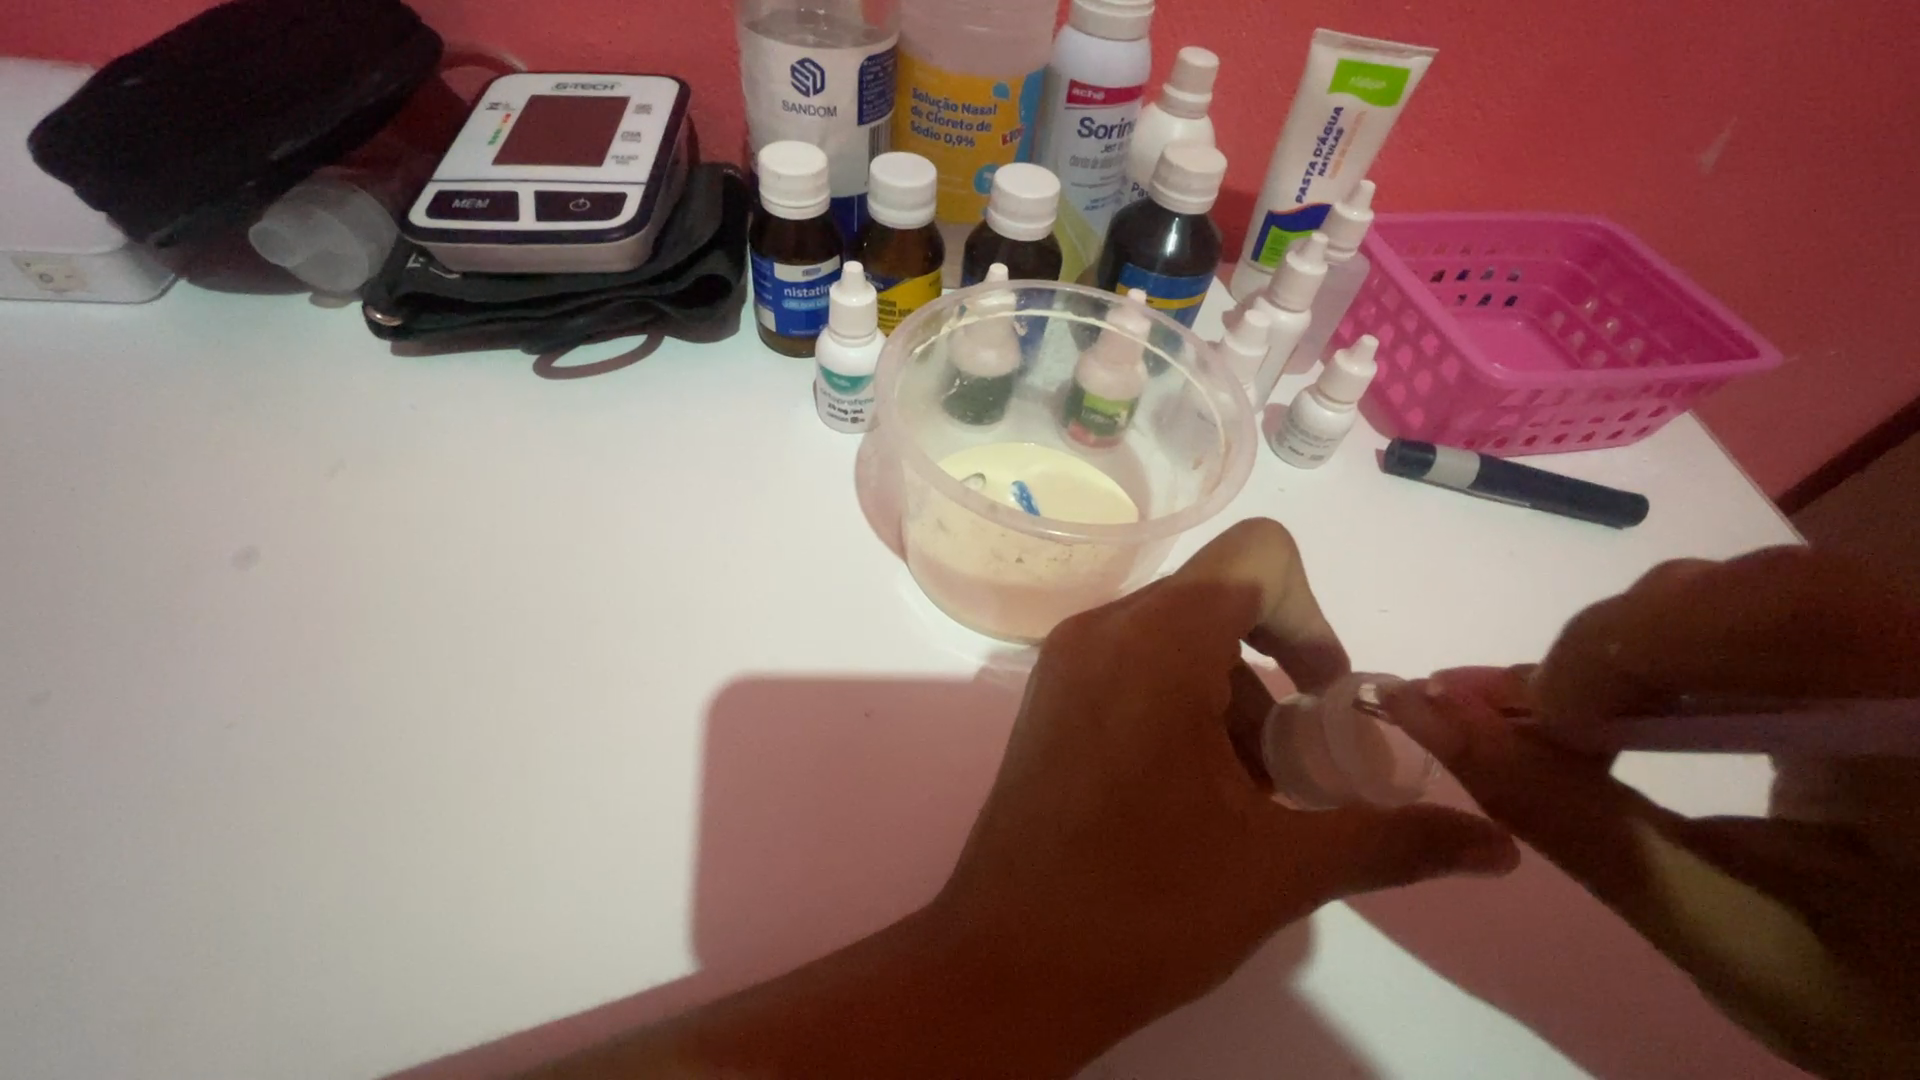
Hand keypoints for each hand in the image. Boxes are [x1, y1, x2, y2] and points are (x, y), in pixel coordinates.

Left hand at [935, 518, 1519, 1040]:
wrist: (1008, 962)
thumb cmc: (1144, 905)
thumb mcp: (1280, 867)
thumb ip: (1392, 838)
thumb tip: (1498, 846)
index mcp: (1155, 641)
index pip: (1256, 557)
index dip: (1308, 615)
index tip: (1323, 696)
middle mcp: (1102, 629)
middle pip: (1219, 606)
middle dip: (1274, 681)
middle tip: (1288, 773)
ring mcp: (1065, 661)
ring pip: (1176, 641)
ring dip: (1229, 705)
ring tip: (1240, 802)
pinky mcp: (1049, 697)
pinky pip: (1133, 667)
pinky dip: (1180, 707)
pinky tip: (1190, 795)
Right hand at [1386, 548, 1919, 1077]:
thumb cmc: (1884, 1007)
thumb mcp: (1721, 932)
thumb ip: (1564, 815)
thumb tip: (1414, 708)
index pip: (1777, 610)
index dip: (1629, 647)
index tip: (1550, 732)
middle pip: (1732, 590)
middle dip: (1603, 655)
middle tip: (1528, 730)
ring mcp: (1905, 648)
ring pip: (1719, 594)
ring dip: (1614, 657)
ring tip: (1553, 727)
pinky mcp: (1877, 656)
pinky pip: (1735, 620)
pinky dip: (1646, 664)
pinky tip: (1603, 715)